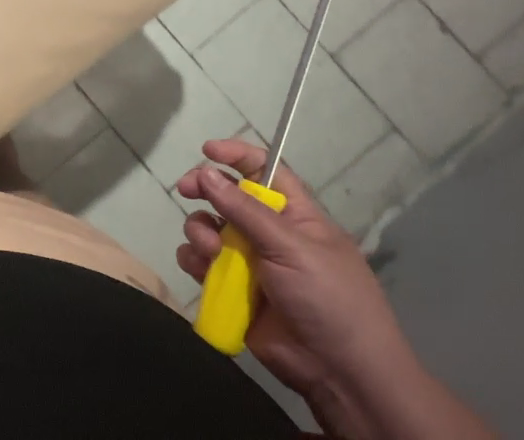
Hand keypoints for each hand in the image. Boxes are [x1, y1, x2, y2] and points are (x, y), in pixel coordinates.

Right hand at [176, 140, 412, 408]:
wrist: (338, 371)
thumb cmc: (329, 300)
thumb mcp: (291, 248)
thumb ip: (245, 210)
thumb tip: (206, 172)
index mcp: (297, 218)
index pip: (267, 172)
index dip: (238, 156)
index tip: (207, 151)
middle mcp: (270, 234)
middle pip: (227, 196)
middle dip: (204, 190)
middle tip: (185, 189)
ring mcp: (250, 261)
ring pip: (208, 227)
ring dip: (200, 232)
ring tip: (209, 251)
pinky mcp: (232, 287)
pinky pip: (199, 261)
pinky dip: (194, 261)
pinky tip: (203, 270)